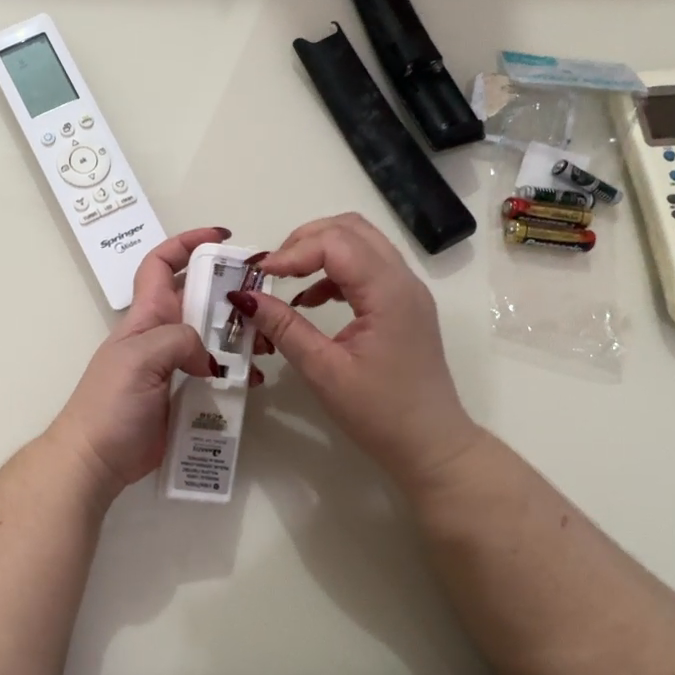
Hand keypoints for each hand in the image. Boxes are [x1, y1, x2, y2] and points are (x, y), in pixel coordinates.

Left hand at [45, 226, 257, 497]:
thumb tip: (208, 358)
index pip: (162, 265)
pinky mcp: (185, 396)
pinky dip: (238, 374)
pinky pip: (217, 375)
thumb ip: (178, 340)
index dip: (187, 244)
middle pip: (200, 301)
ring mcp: (173, 367)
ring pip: (214, 338)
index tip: (222, 237)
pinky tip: (254, 382)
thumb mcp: (139, 358)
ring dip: (241, 336)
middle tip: (264, 301)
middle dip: (231, 294)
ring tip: (265, 346)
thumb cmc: (109, 403)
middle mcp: (161, 335)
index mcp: (146, 317)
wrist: (96, 459)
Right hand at [224, 213, 484, 483]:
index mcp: (388, 293)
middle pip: (350, 229)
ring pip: (359, 242)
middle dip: (304, 240)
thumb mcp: (323, 371)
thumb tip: (243, 297)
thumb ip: (284, 328)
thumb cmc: (379, 413)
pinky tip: (309, 300)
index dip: (292, 251)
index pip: (336, 243)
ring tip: (285, 280)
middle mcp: (402, 281)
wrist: (431, 445)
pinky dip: (332, 270)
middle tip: (271, 270)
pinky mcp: (401, 305)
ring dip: (319, 251)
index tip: (259, 275)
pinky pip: (365, 266)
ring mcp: (406, 291)